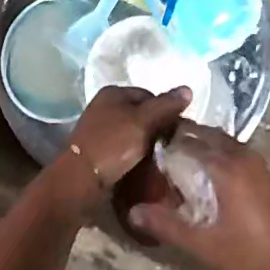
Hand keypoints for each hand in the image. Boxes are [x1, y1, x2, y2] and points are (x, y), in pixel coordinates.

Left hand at [67, 85, 191, 185]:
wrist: (80, 179)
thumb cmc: (112, 144)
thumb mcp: (142, 122)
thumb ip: (165, 106)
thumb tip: (188, 89)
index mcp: (113, 93)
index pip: (149, 94)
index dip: (166, 110)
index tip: (179, 130)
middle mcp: (104, 106)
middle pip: (140, 113)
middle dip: (157, 128)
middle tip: (173, 146)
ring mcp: (100, 128)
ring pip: (133, 132)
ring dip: (147, 143)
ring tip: (163, 158)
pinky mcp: (99, 150)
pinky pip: (124, 147)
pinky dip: (135, 154)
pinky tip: (146, 166)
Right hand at [126, 122, 269, 269]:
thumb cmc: (247, 252)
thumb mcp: (203, 243)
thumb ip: (167, 224)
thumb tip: (132, 212)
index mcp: (224, 165)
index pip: (187, 139)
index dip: (165, 141)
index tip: (146, 148)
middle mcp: (238, 153)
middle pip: (202, 132)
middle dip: (180, 137)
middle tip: (158, 151)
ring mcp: (252, 157)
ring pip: (217, 137)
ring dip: (197, 141)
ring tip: (176, 158)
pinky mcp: (260, 167)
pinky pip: (229, 146)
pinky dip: (212, 148)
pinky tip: (203, 170)